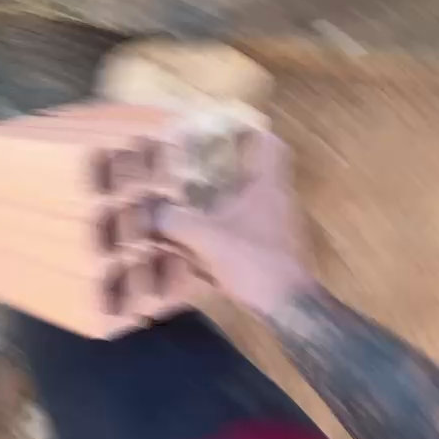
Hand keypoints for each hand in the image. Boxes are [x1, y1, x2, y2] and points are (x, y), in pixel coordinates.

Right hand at [158, 131, 315, 314]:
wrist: (290, 308)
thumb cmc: (254, 261)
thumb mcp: (206, 239)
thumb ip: (175, 222)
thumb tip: (148, 211)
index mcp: (268, 185)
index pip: (271, 144)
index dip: (251, 131)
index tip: (224, 129)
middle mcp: (279, 200)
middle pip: (258, 172)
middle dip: (229, 168)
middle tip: (199, 165)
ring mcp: (281, 227)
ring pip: (252, 202)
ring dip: (227, 201)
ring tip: (195, 202)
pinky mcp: (276, 251)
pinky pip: (249, 229)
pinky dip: (228, 230)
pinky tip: (204, 245)